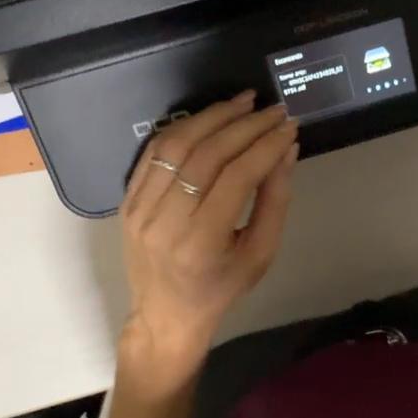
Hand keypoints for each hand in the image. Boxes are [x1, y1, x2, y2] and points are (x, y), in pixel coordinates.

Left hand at [117, 91, 298, 395]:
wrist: (166, 315)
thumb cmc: (221, 289)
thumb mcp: (260, 254)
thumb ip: (275, 200)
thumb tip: (287, 150)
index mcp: (202, 243)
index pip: (237, 177)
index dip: (266, 146)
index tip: (289, 127)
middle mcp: (165, 221)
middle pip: (207, 155)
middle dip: (245, 126)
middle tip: (273, 110)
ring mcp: (140, 208)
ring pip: (177, 145)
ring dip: (213, 117)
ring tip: (244, 103)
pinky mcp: (128, 199)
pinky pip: (154, 152)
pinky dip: (184, 128)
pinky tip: (210, 118)